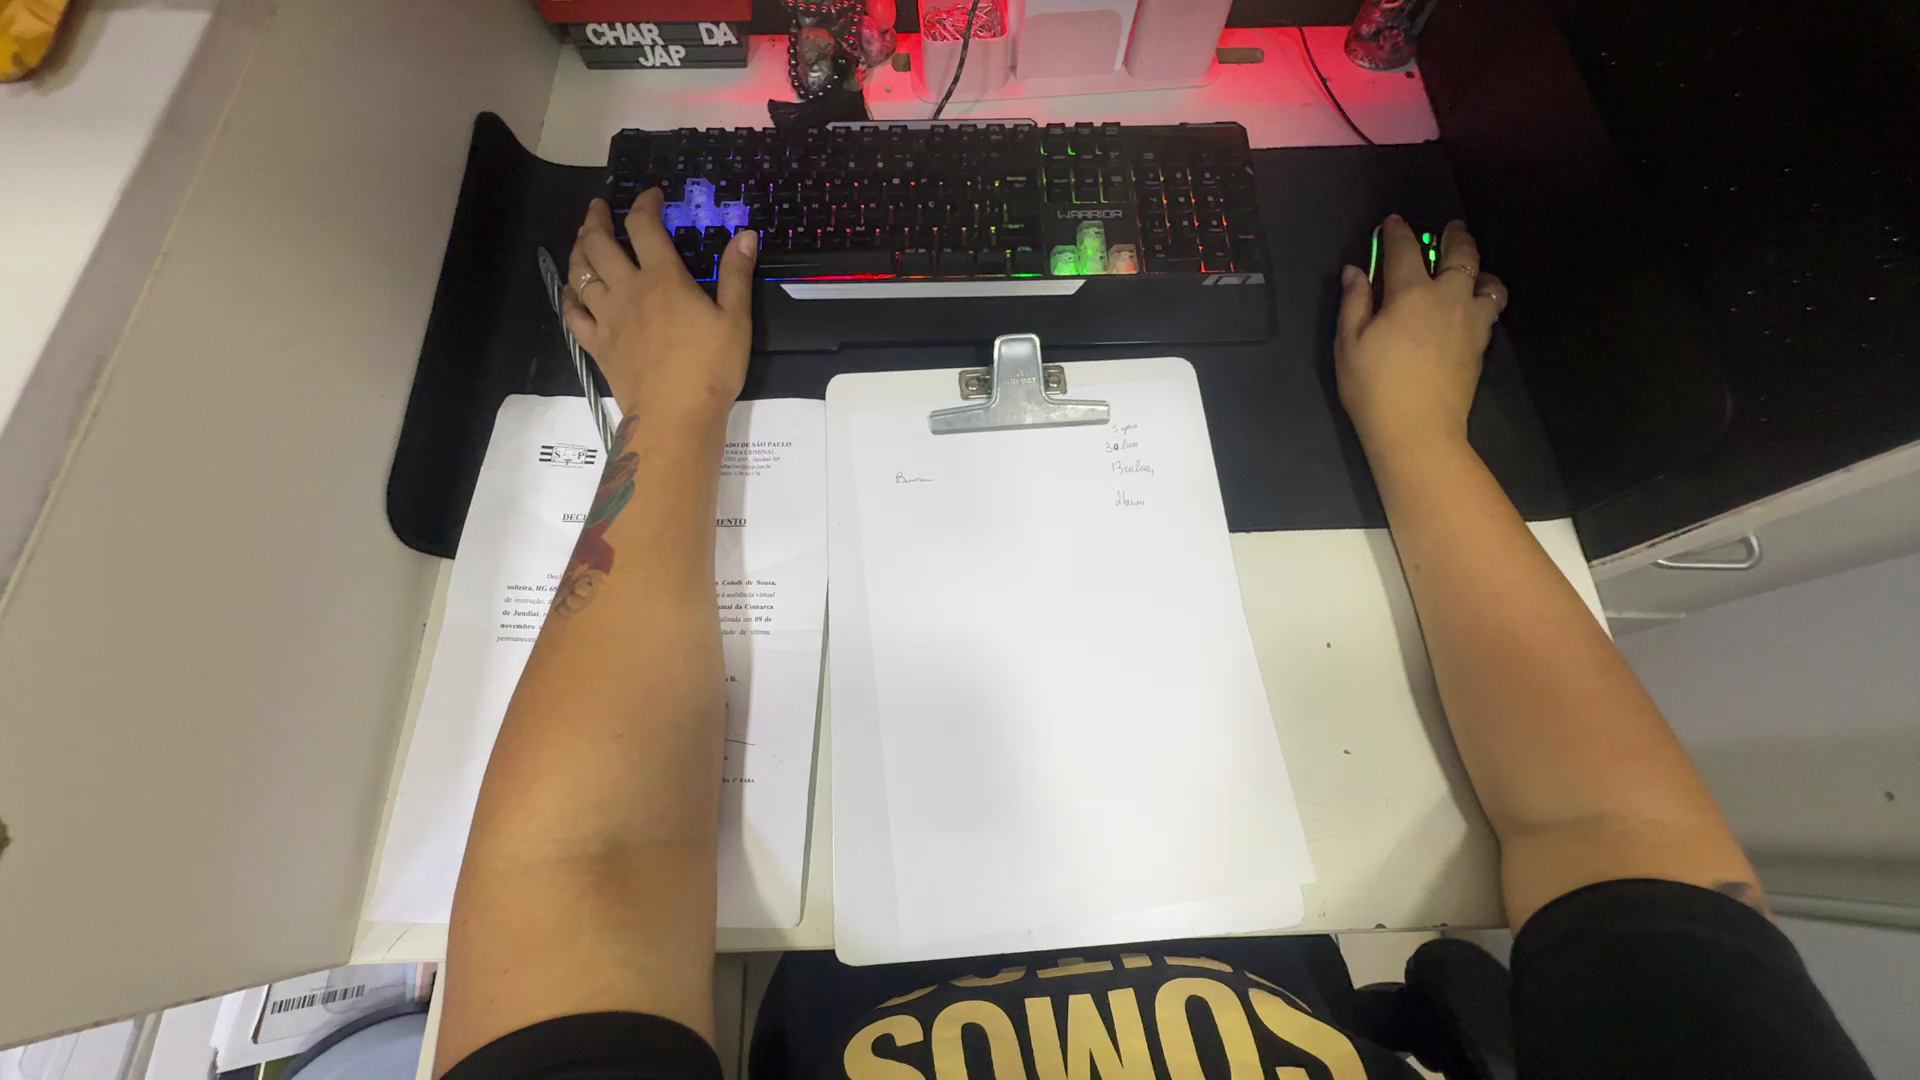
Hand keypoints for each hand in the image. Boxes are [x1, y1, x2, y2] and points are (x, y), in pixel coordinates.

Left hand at [562, 192, 758, 431]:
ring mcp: (607, 317)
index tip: (652, 195)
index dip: (645, 204)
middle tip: (600, 209)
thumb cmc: (712, 368)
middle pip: (599, 243)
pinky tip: (571, 291)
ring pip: (580, 272)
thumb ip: (736, 275)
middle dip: (597, 219)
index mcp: (663, 279)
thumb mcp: (736, 320)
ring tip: (583, 239)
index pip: (646, 227)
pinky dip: (569, 296)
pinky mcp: (597, 345)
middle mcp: (628, 289)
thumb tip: (745, 234)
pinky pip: (573, 314)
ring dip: (579, 249)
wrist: (676, 415)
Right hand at [1335, 217, 1508, 450]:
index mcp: (1410, 294)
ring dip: (1478, 268)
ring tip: (1470, 269)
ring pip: (1486, 280)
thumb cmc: (1372, 386)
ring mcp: (1470, 320)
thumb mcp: (1348, 344)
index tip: (1392, 222)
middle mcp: (1447, 298)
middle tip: (1450, 228)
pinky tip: (1472, 304)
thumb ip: (1354, 303)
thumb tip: (1353, 271)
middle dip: (1453, 237)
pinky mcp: (1480, 343)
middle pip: (1460, 256)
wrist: (1417, 427)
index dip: (1397, 233)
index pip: (1404, 251)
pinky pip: (1489, 308)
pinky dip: (1482, 296)